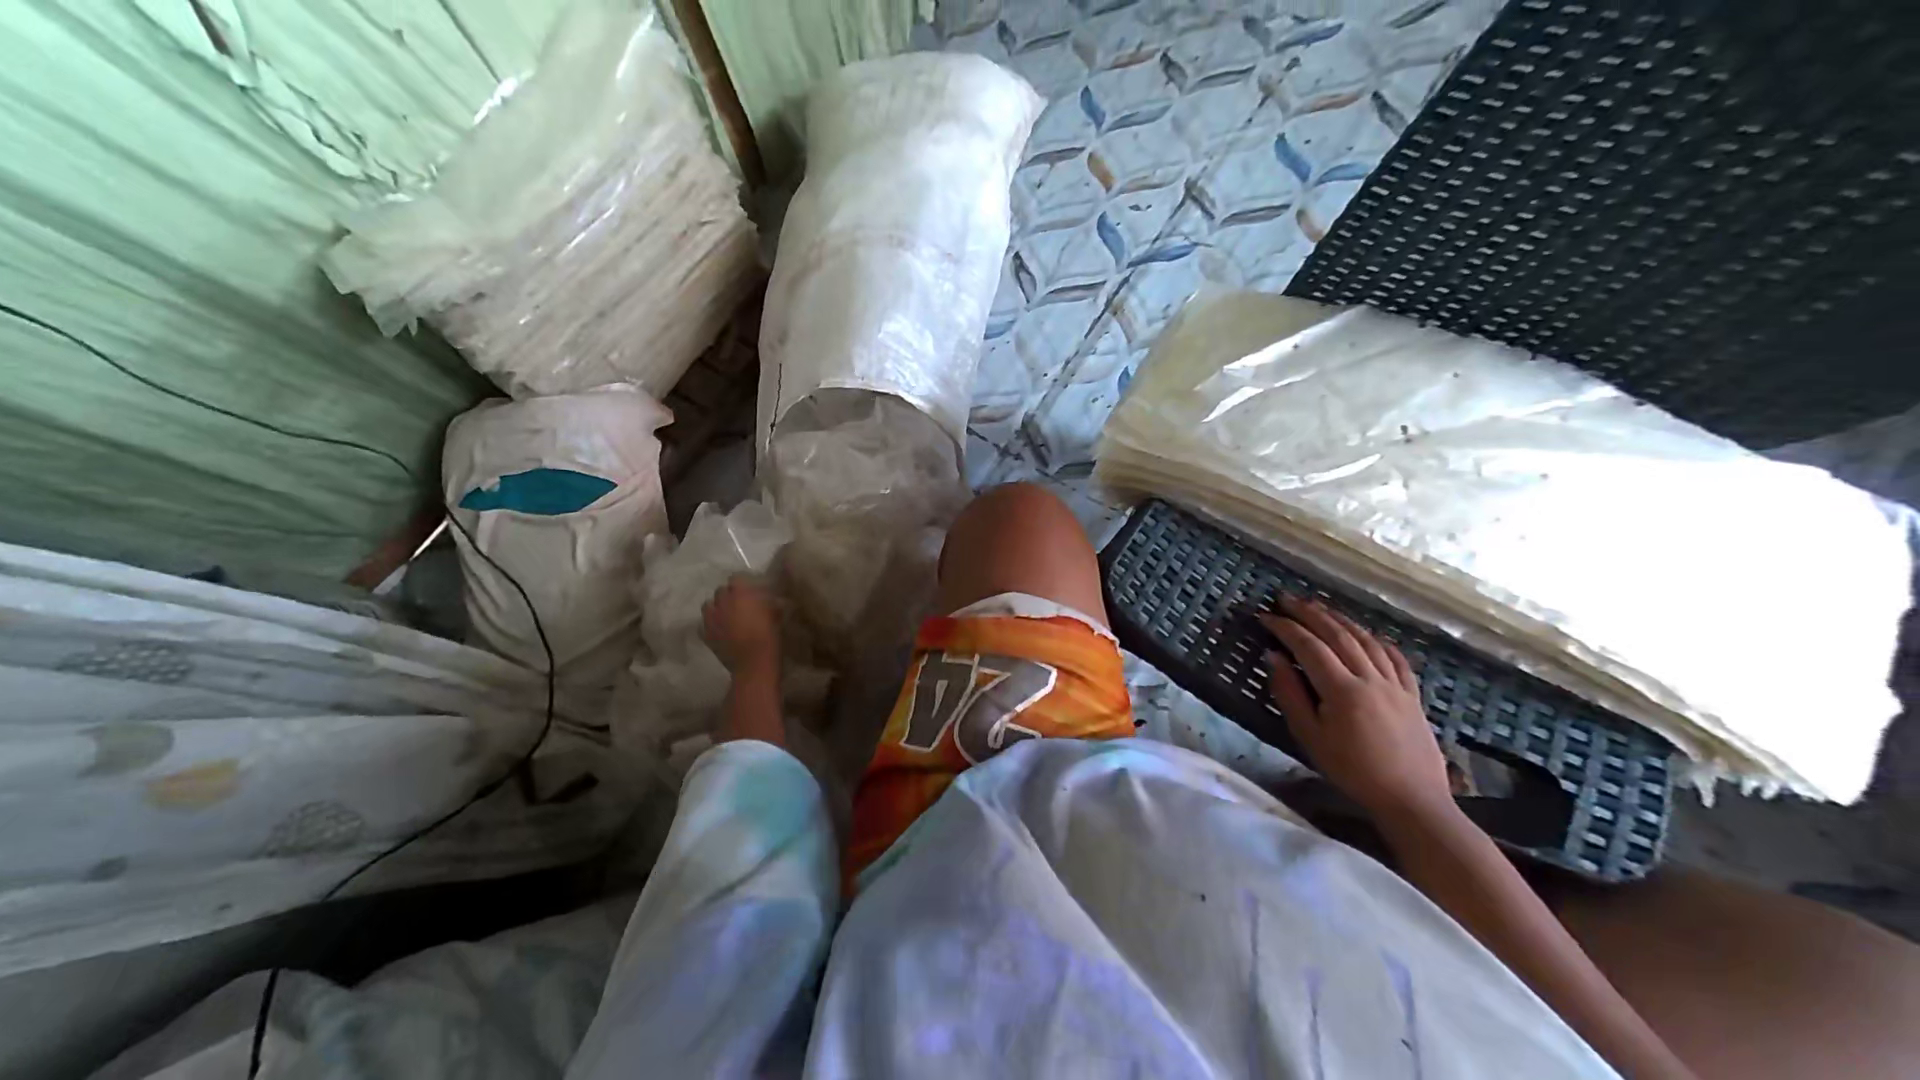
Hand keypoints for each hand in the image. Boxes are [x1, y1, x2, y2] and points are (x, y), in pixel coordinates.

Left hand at [702, 575, 779, 671]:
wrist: (754, 663)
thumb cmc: (769, 635)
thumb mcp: (776, 614)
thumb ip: (770, 602)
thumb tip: (770, 598)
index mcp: (741, 592)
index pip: (737, 577)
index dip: (743, 583)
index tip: (751, 590)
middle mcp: (722, 600)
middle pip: (721, 590)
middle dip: (729, 595)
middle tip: (740, 604)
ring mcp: (710, 617)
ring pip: (709, 605)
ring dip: (717, 608)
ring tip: (726, 616)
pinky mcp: (705, 633)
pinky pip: (704, 624)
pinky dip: (711, 625)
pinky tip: (719, 631)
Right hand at [1261, 595, 1451, 819]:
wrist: (1411, 800)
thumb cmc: (1351, 771)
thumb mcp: (1310, 736)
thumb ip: (1290, 694)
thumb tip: (1274, 657)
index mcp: (1342, 689)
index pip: (1308, 646)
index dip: (1285, 628)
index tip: (1264, 616)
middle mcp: (1370, 677)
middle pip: (1338, 634)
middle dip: (1309, 613)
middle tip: (1286, 599)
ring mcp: (1395, 684)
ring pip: (1366, 639)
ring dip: (1340, 619)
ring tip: (1319, 607)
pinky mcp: (1412, 694)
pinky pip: (1395, 657)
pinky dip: (1377, 639)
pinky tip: (1367, 634)